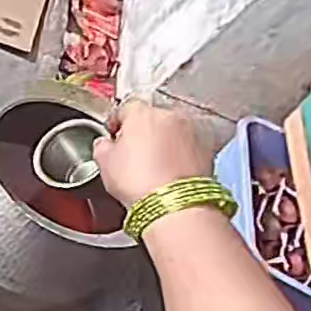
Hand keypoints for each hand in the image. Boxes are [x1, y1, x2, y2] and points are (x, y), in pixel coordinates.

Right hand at [92, 99, 212, 207]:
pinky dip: (179, 153)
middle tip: (131, 153)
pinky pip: (187, 145)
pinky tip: (167, 171)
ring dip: (162, 141)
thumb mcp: (104, 162)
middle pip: (151, 118)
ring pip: (171, 131)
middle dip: (141, 132)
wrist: (173, 203)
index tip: (113, 133)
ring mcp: (192, 131)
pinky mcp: (208, 148)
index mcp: (142, 114)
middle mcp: (171, 116)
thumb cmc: (139, 181)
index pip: (125, 107)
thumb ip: (102, 146)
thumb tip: (105, 144)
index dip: (116, 121)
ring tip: (151, 165)